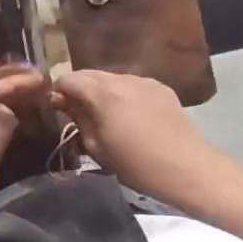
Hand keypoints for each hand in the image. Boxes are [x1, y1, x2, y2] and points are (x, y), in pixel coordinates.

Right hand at [50, 70, 226, 205]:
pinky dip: (121, 93)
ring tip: (103, 113)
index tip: (56, 108)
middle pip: (89, 73)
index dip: (57, 91)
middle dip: (78, 88)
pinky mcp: (161, 88)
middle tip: (76, 111)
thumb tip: (62, 102)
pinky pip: (131, 84)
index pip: (68, 78)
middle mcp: (122, 80)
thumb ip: (77, 118)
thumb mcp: (95, 146)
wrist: (186, 168)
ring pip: (110, 77)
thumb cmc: (135, 163)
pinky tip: (128, 114)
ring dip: (99, 90)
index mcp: (102, 94)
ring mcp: (144, 81)